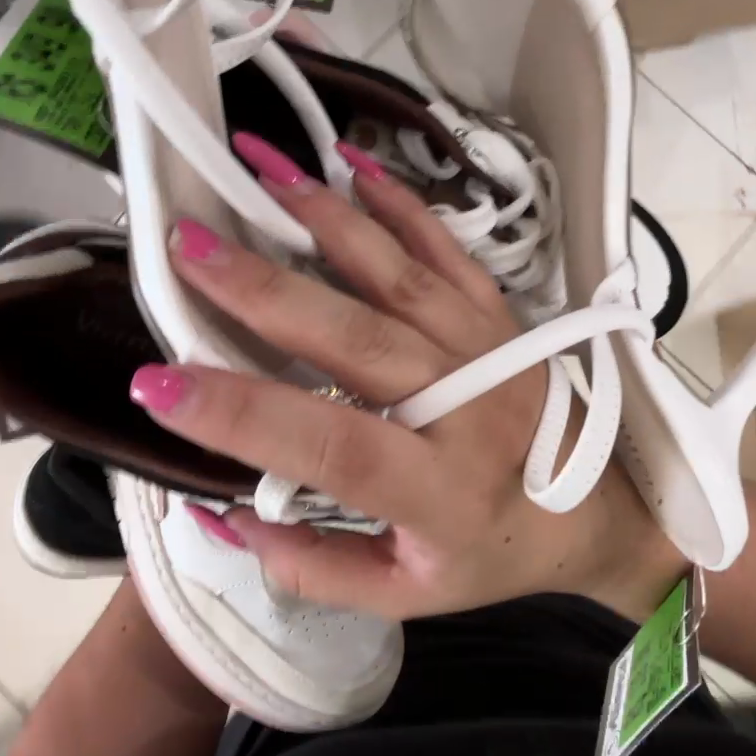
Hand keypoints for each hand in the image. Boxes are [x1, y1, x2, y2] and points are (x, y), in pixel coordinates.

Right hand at [126, 133, 685, 621]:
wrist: (598, 511)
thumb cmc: (494, 554)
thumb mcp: (406, 594)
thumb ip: (310, 566)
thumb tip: (215, 513)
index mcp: (439, 490)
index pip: (333, 446)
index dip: (243, 416)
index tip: (156, 382)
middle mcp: (468, 405)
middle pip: (360, 339)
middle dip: (266, 289)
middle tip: (187, 243)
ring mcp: (489, 346)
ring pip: (399, 273)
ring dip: (325, 218)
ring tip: (258, 171)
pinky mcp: (500, 312)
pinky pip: (446, 248)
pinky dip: (398, 203)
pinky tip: (350, 162)